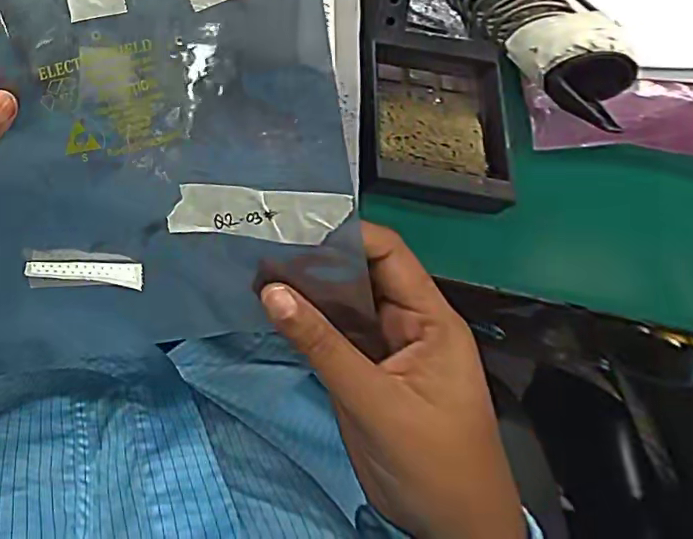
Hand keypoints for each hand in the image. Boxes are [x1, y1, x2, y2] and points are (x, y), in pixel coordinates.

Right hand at [262, 223, 523, 538]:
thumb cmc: (435, 467)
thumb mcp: (377, 404)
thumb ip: (321, 345)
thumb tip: (269, 289)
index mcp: (430, 321)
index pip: (388, 253)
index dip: (346, 233)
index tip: (296, 224)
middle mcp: (406, 323)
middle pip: (359, 271)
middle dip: (315, 256)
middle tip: (264, 241)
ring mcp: (382, 345)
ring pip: (340, 299)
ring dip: (304, 285)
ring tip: (257, 263)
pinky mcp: (362, 367)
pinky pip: (330, 328)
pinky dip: (303, 315)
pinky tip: (269, 301)